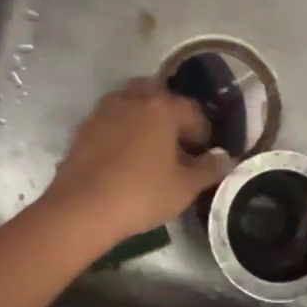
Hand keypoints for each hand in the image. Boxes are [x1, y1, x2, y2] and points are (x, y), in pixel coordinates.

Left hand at [37, 78, 234, 248]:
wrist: (81, 209)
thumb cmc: (140, 194)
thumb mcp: (184, 188)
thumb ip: (209, 169)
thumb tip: (225, 158)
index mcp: (162, 107)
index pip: (193, 111)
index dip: (204, 133)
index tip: (204, 155)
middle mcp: (133, 99)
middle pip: (160, 97)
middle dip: (173, 116)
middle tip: (178, 145)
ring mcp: (104, 110)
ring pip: (133, 103)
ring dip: (146, 118)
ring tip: (151, 148)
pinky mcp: (84, 127)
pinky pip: (112, 119)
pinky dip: (123, 129)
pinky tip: (125, 157)